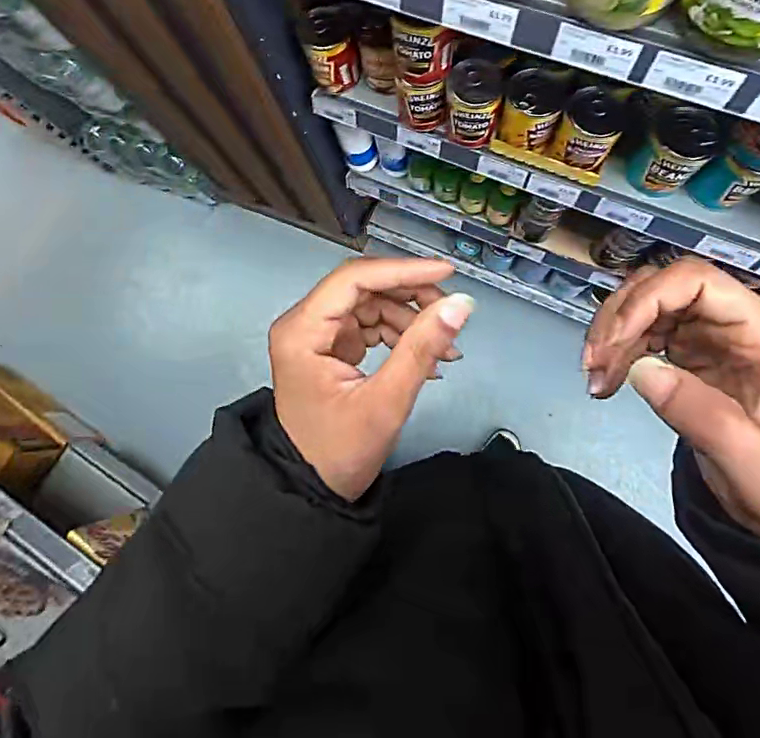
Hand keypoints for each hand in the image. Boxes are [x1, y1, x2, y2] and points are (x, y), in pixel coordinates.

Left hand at [268, 257, 473, 501]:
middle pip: (364, 287)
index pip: (355, 279)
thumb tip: (458, 306)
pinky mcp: (330, 346)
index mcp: (302, 331)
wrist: (310, 488)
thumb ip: (422, 349)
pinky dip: (400, 333)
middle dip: (411, 296)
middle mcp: (303, 323)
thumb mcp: (386, 402)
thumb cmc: (336, 453)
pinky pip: (369, 323)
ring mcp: (316, 334)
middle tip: (449, 313)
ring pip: (371, 304)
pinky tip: (426, 355)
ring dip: (410, 318)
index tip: (445, 272)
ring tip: (444, 347)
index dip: (403, 271)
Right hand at [583, 258, 759, 541]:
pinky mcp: (689, 346)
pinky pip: (641, 328)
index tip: (613, 340)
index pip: (697, 281)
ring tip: (596, 376)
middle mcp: (737, 321)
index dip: (648, 298)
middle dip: (620, 318)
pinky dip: (617, 348)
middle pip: (663, 286)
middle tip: (593, 362)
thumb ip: (701, 415)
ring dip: (612, 334)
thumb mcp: (750, 464)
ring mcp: (711, 331)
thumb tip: (641, 370)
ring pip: (646, 303)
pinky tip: (607, 377)